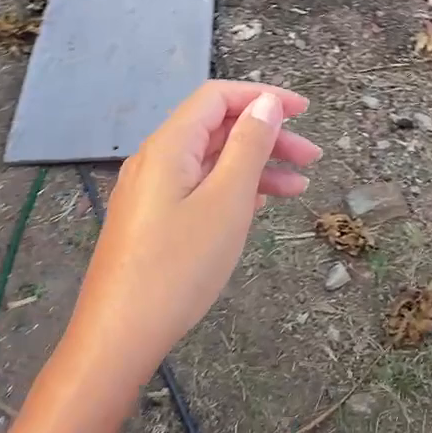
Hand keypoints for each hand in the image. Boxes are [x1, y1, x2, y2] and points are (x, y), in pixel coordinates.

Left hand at [68, 81, 319, 381]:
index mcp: (170, 145)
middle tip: (312, 158)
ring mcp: (152, 192)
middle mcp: (157, 159)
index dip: (262, 97)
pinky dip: (233, 189)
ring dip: (255, 166)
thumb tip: (264, 102)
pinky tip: (260, 204)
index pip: (217, 97)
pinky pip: (199, 188)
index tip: (303, 112)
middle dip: (267, 135)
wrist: (119, 335)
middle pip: (217, 129)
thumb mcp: (226, 202)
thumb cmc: (178, 266)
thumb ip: (248, 147)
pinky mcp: (153, 220)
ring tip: (300, 187)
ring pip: (211, 162)